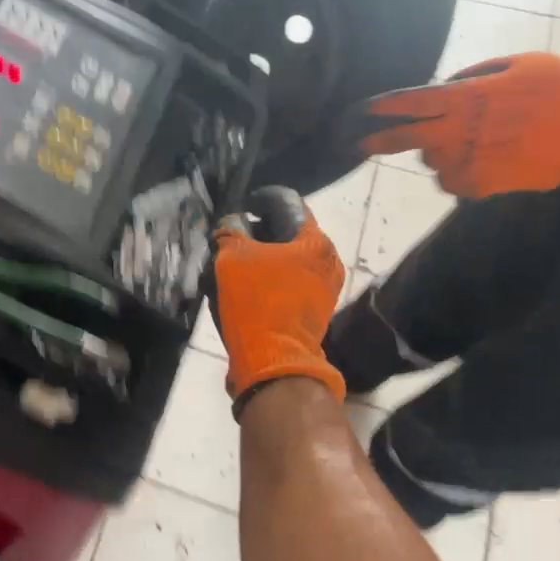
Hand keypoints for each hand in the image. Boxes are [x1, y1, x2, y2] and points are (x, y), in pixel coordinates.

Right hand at [212, 187, 346, 414]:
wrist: (273, 361)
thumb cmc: (256, 303)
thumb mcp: (233, 259)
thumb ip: (231, 232)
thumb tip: (232, 223)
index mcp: (315, 241)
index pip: (288, 203)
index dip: (261, 199)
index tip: (243, 203)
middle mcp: (328, 260)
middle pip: (290, 233)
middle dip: (261, 231)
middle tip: (232, 236)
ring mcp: (324, 288)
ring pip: (290, 260)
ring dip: (265, 257)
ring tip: (235, 265)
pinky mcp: (313, 311)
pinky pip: (290, 283)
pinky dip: (270, 279)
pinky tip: (247, 288)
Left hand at [355, 52, 559, 196]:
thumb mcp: (522, 65)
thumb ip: (476, 75)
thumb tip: (444, 86)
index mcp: (471, 96)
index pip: (412, 102)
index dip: (381, 108)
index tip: (358, 111)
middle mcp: (462, 128)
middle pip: (404, 138)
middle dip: (377, 140)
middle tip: (360, 143)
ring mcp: (467, 158)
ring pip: (431, 160)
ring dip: (441, 153)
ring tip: (477, 143)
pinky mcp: (476, 183)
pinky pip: (451, 180)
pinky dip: (459, 173)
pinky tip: (487, 161)